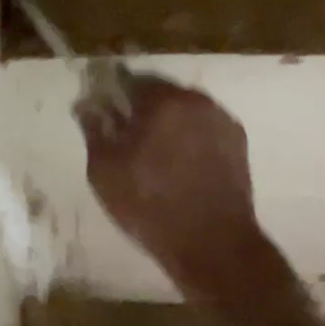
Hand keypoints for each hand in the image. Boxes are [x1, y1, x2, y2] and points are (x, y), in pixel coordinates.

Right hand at [76, 73, 267, 300]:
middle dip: (143, 108)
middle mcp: (196, 100)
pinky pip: (205, 126)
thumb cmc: (150, 206)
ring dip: (169, 121)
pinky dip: (191, 135)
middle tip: (128, 136)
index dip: (114, 96)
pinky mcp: (238, 141)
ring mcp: (221, 119)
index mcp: (162, 100)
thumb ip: (94, 130)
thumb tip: (87, 105)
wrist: (213, 244)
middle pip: (161, 92)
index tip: (106, 114)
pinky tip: (181, 162)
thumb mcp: (105, 171)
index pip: (130, 80)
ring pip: (185, 109)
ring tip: (155, 152)